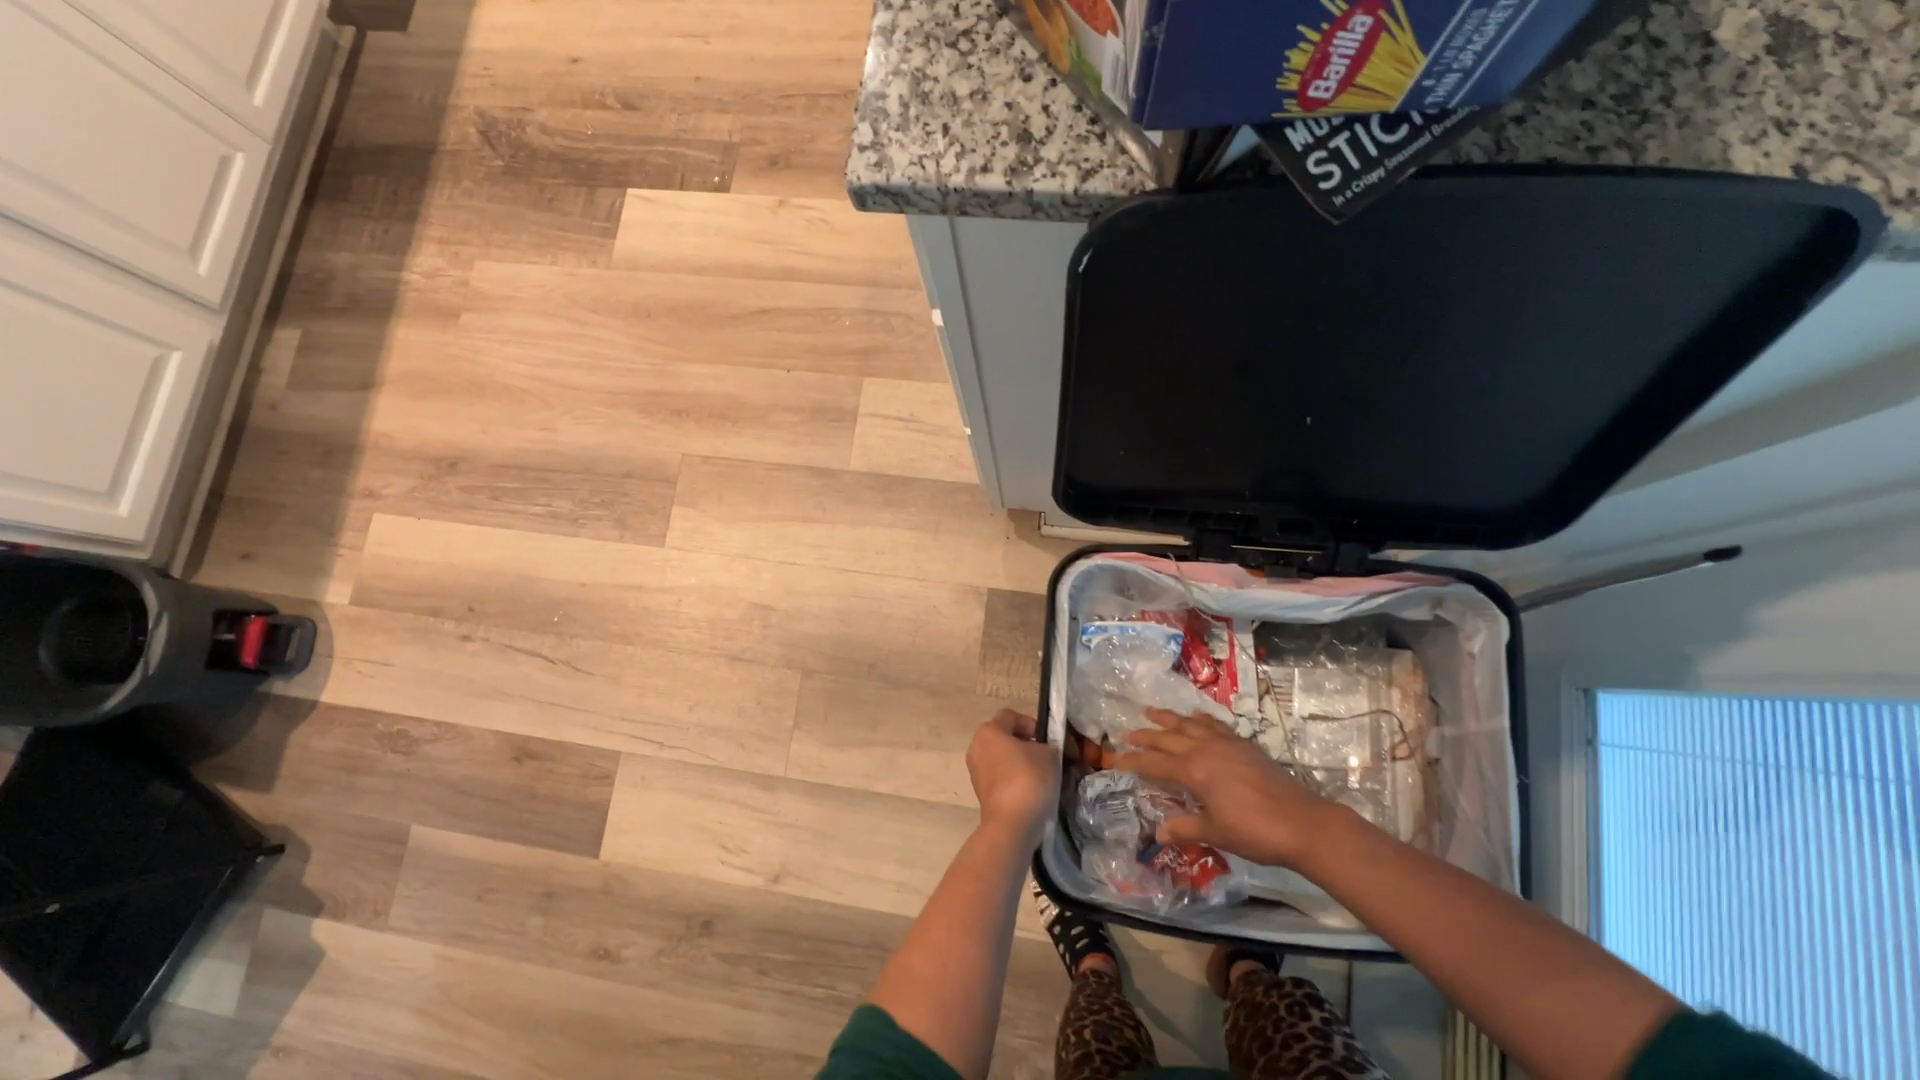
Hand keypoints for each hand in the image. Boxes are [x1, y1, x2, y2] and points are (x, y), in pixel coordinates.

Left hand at [967, 709, 1060, 846]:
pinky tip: (1029, 789)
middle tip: (1044, 755)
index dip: (1030, 724)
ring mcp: (975, 770)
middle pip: (1003, 736)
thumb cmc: (1029, 779)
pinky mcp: (980, 791)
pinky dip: (1012, 778)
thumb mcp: (1049, 754)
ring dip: (1018, 762)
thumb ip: (1046, 745)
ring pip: (1000, 757)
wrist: (1012, 822)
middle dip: (1024, 743)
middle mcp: (976, 747)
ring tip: (1039, 774)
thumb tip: (1042, 750)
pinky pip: (999, 776)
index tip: (1046, 740)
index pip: (1010, 716)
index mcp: (989, 731)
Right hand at [1114, 708, 1338, 868]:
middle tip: (1126, 732)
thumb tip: (1158, 831)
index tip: (1114, 759)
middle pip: (1169, 737)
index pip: (1155, 763)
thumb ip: (1184, 828)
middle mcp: (1207, 750)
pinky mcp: (1246, 746)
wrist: (1303, 823)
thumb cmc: (1255, 832)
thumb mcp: (1215, 833)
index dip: (1133, 761)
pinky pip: (1216, 725)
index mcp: (1194, 771)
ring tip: (1152, 711)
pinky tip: (1197, 717)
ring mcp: (1228, 744)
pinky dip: (1201, 719)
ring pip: (1191, 724)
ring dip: (1170, 719)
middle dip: (1146, 735)